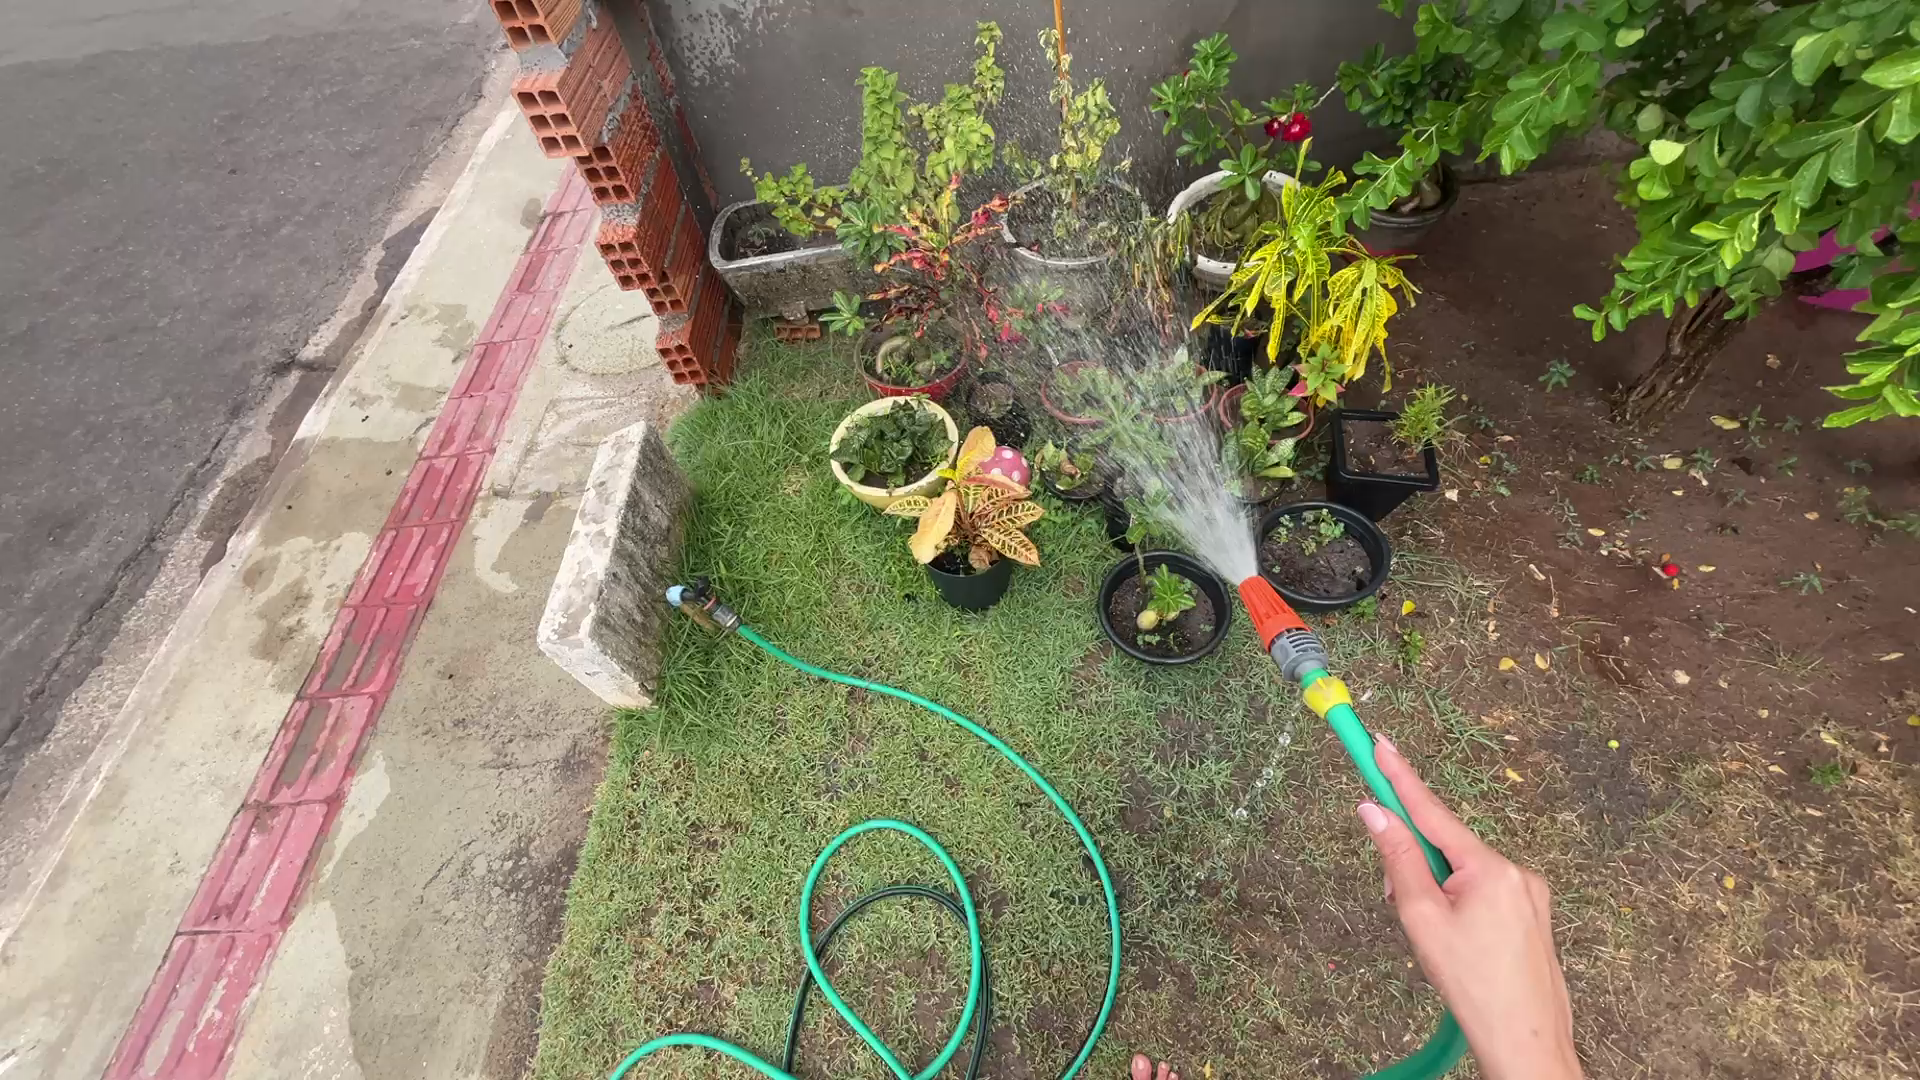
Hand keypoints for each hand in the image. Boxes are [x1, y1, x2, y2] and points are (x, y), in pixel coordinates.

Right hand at [1356, 736, 1581, 1079]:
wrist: (1527, 1047)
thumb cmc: (1470, 983)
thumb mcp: (1419, 915)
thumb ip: (1396, 856)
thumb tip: (1373, 809)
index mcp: (1490, 868)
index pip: (1431, 810)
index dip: (1400, 775)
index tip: (1379, 741)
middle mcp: (1516, 871)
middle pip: (1443, 843)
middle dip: (1412, 860)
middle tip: (1398, 899)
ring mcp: (1529, 893)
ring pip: (1459, 868)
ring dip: (1432, 884)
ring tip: (1431, 933)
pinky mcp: (1532, 913)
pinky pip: (1479, 887)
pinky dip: (1453, 897)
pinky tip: (1452, 935)